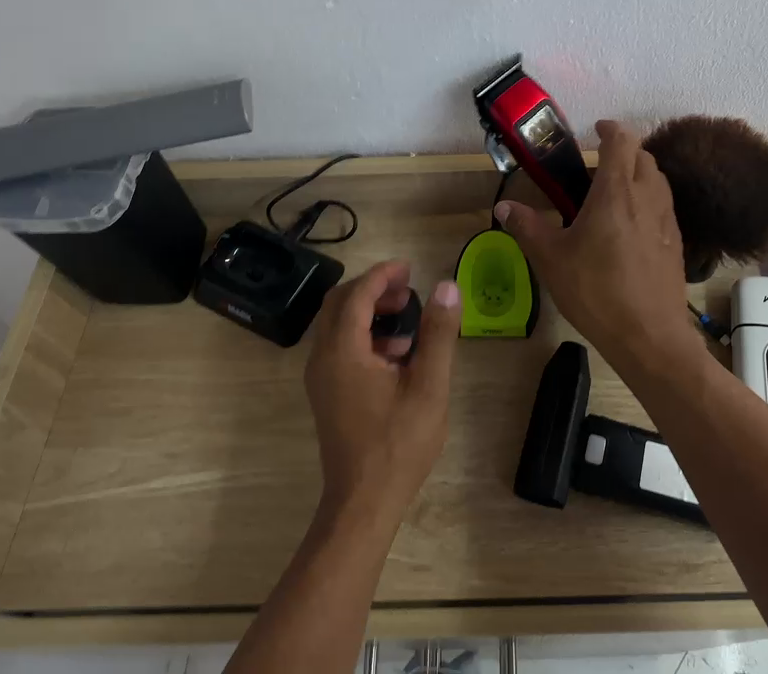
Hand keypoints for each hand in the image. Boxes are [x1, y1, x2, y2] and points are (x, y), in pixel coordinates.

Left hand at [304, 261, 460, 522]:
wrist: (363, 501)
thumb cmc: (399, 444)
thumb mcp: (429, 386)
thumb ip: (438, 334)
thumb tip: (447, 286)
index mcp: (342, 351)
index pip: (357, 294)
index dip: (382, 275)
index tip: (410, 267)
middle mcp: (322, 358)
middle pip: (339, 304)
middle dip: (372, 289)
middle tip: (407, 290)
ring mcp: (320, 378)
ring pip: (337, 326)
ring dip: (368, 313)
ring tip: (407, 323)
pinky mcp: (326, 394)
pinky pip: (339, 348)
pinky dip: (363, 336)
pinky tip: (396, 356)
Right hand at [495, 119, 698, 370]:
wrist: (649, 335)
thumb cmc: (596, 291)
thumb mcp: (551, 259)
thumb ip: (527, 227)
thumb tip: (504, 207)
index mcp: (616, 191)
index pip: (622, 140)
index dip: (610, 129)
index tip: (595, 131)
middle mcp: (647, 196)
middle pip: (643, 155)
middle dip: (623, 151)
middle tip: (597, 166)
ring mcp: (666, 219)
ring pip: (657, 179)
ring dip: (638, 175)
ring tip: (612, 194)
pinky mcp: (675, 242)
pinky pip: (663, 206)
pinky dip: (648, 201)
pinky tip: (629, 227)